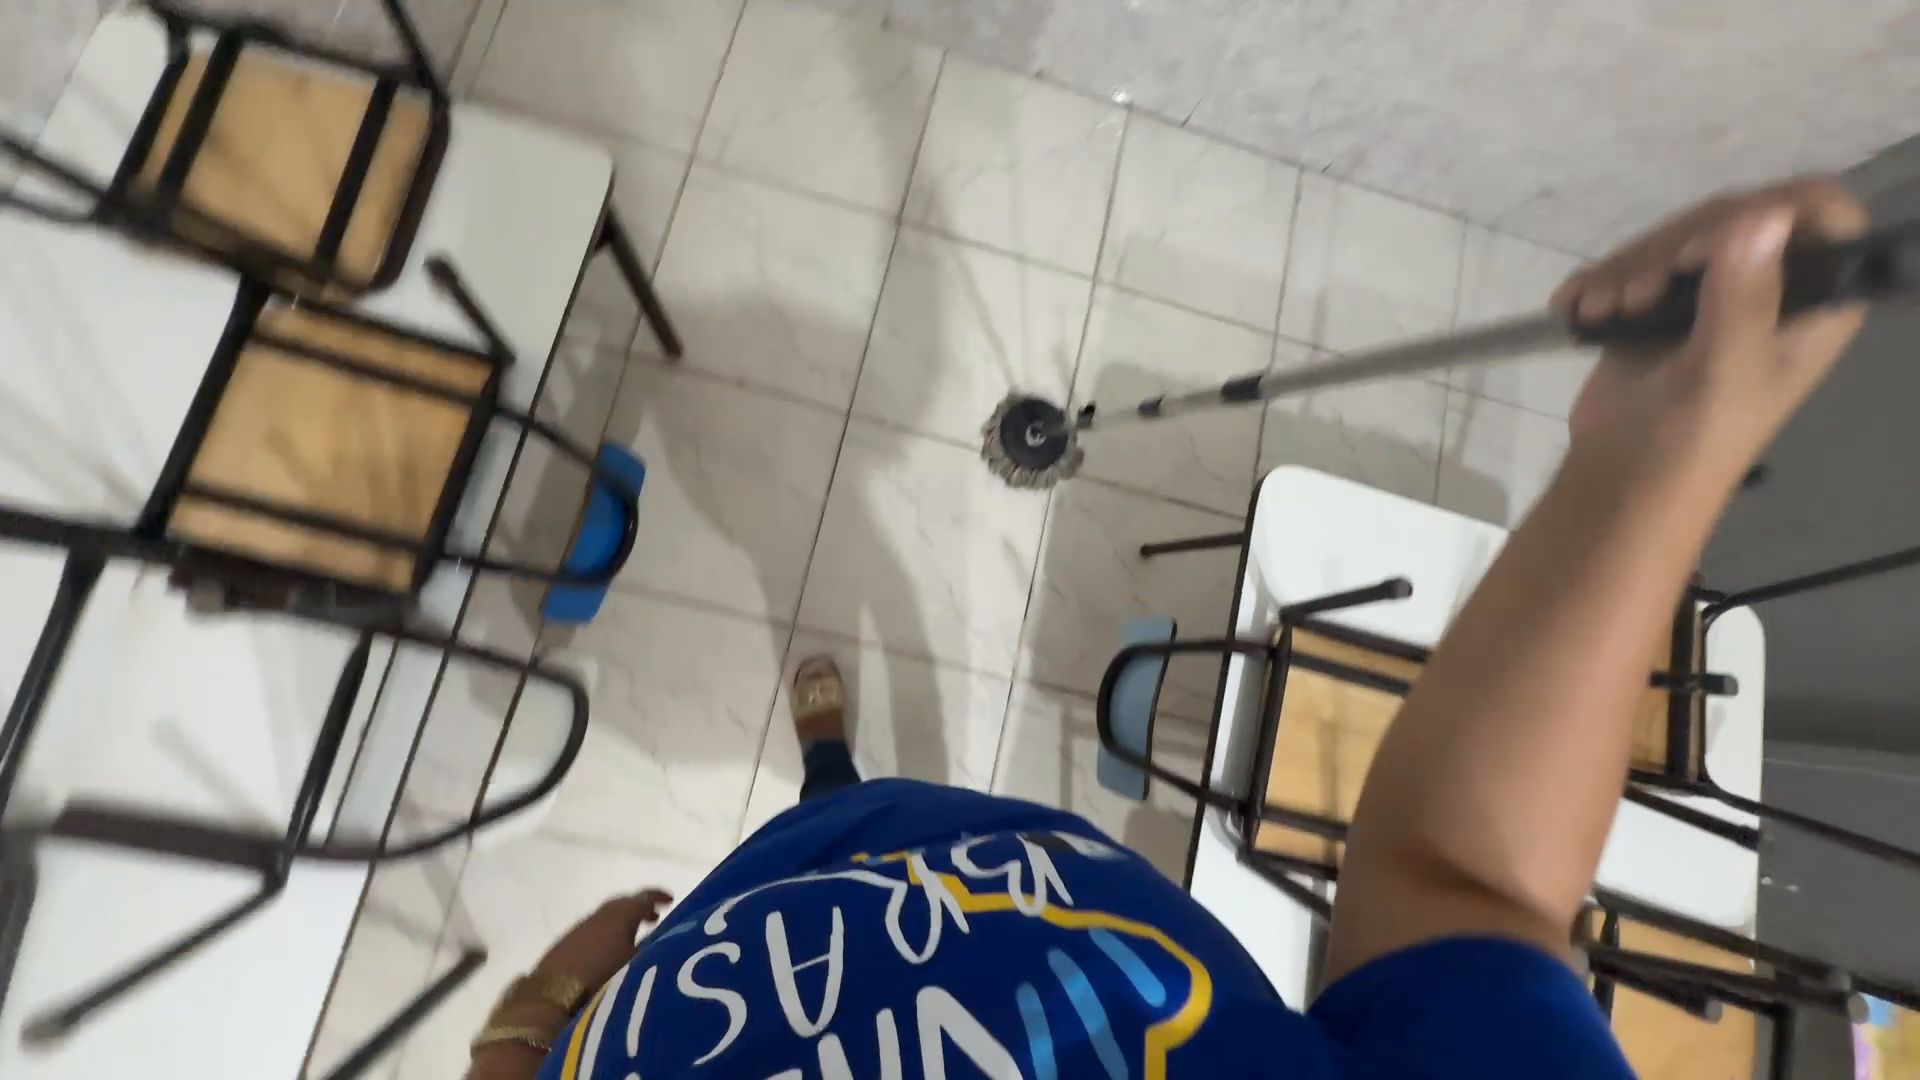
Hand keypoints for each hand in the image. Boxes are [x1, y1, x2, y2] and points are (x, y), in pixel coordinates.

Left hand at [532, 889, 672, 990]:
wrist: (548, 998)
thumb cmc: (601, 979)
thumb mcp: (635, 963)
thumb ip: (650, 945)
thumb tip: (666, 935)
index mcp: (622, 912)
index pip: (645, 896)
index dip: (659, 896)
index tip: (671, 900)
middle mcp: (602, 913)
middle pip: (625, 902)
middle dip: (641, 907)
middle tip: (655, 917)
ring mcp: (581, 926)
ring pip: (608, 914)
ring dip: (623, 920)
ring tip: (634, 933)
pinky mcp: (566, 941)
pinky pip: (594, 927)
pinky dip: (607, 930)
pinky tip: (609, 947)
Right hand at [1551, 177, 1868, 482]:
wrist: (1621, 482)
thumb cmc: (1690, 438)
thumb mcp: (1724, 370)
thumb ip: (1743, 297)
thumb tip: (1759, 215)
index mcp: (1811, 298)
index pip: (1813, 215)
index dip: (1757, 216)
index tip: (1695, 254)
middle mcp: (1763, 291)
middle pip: (1723, 223)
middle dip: (1664, 251)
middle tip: (1631, 297)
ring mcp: (1698, 305)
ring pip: (1666, 246)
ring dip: (1620, 271)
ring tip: (1595, 312)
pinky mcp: (1645, 320)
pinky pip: (1621, 277)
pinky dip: (1590, 286)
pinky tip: (1569, 308)